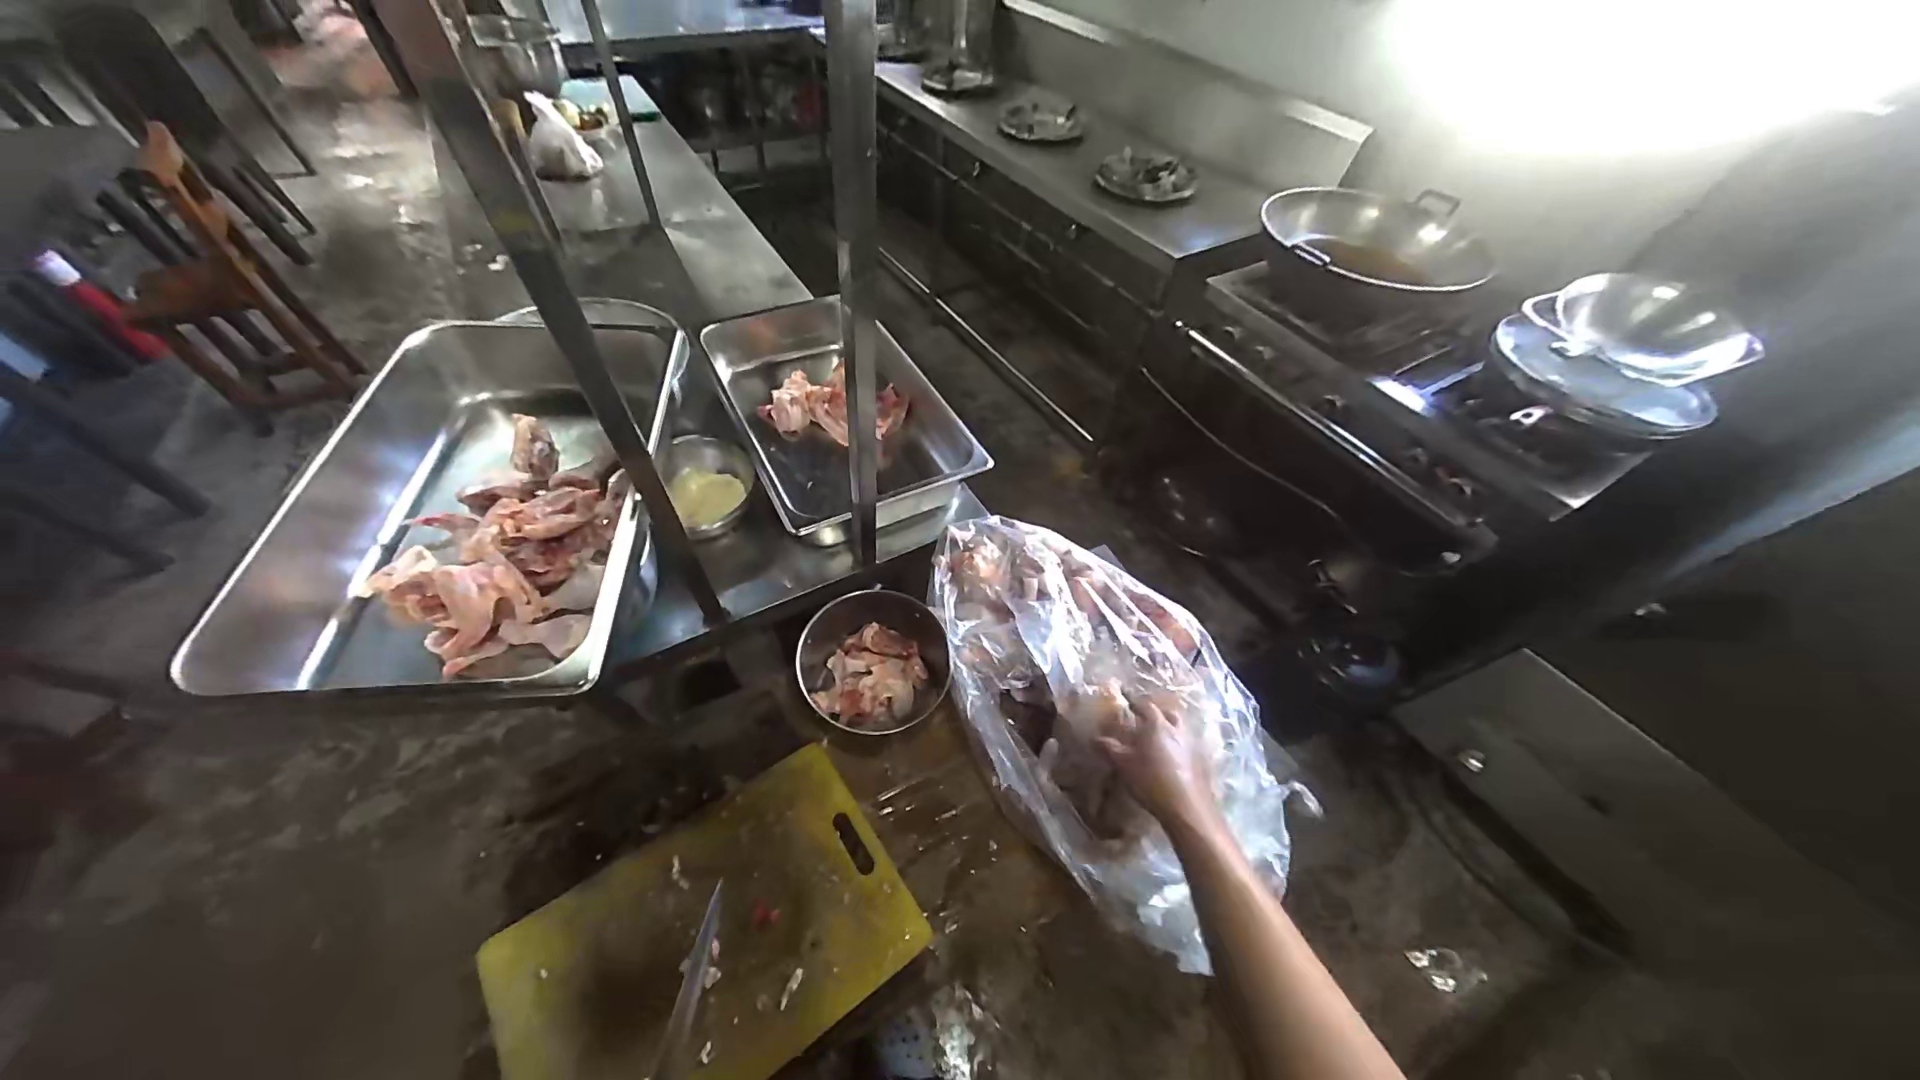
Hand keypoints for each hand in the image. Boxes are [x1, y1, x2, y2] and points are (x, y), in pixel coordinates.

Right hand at [1096, 700, 1225, 839]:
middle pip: (1168, 712)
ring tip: (1158, 736)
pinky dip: (1178, 743)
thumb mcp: (1124, 764)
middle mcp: (1176, 729)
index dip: (1135, 702)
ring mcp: (1191, 744)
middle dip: (1157, 712)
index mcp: (1157, 724)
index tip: (1127, 702)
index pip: (1145, 705)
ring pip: (1180, 727)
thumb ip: (1109, 748)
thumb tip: (1095, 737)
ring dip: (1170, 727)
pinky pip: (1187, 743)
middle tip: (1145, 718)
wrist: (1187, 808)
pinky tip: (1171, 756)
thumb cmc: (1151, 780)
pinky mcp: (1201, 760)